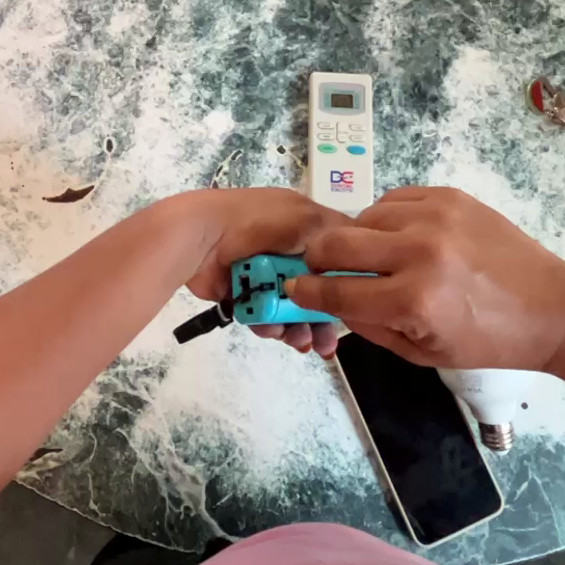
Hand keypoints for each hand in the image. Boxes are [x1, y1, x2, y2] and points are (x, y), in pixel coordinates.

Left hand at [163, 188, 350, 356]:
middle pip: (313, 289)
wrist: (201, 236)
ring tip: (300, 343)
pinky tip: (272, 332)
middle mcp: (285, 248)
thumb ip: (338, 235)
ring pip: (289, 308)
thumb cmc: (258, 222)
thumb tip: (363, 248)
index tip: (355, 310)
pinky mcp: (240, 291)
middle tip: (326, 345)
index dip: (346, 283)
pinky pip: (263, 315)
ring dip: (297, 327)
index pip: (334, 257)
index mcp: (302, 225)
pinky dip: (269, 325)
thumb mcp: (307, 219)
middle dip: (321, 318)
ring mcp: (261, 271)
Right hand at [283, 187, 564, 371]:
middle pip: (335, 244)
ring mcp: (435, 217)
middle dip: (317, 259)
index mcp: (414, 300)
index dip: (306, 293)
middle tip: (321, 270)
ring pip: (361, 217)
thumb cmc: (488, 341)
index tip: (292, 290)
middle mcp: (419, 252)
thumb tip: (330, 299)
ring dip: (356, 239)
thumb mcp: (423, 351)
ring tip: (375, 257)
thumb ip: (369, 325)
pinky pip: (392, 200)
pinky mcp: (448, 195)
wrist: (552, 307)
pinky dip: (385, 220)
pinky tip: (400, 238)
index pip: (336, 292)